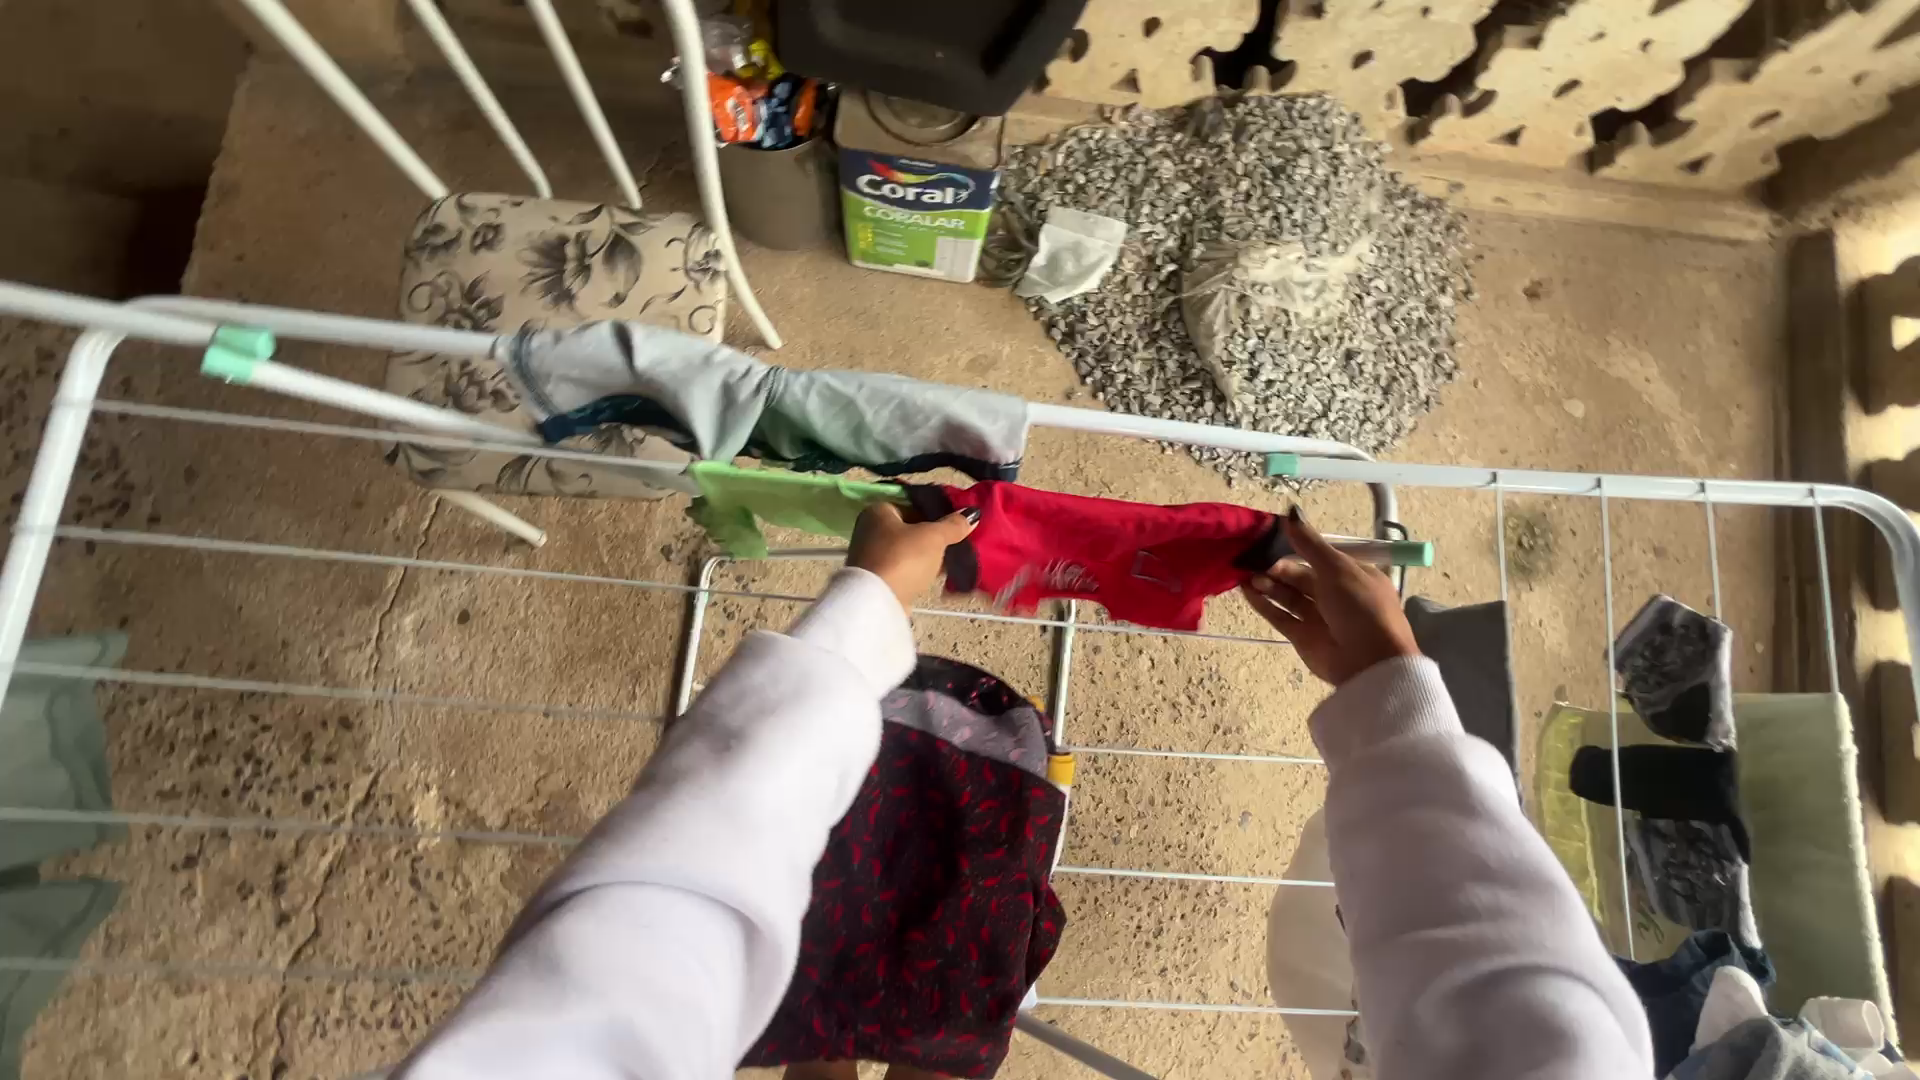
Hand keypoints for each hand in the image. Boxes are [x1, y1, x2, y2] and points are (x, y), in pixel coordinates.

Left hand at [847, 502, 977, 611]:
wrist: (878, 601)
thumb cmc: (903, 558)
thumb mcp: (934, 537)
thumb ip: (953, 525)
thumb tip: (972, 514)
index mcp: (877, 511)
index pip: (911, 504)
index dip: (934, 511)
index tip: (955, 521)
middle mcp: (869, 531)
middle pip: (909, 529)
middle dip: (932, 536)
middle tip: (956, 540)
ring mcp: (872, 557)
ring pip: (908, 551)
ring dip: (928, 556)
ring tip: (952, 559)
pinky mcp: (878, 580)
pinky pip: (905, 569)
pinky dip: (920, 571)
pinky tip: (938, 575)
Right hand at [1240, 508, 1419, 686]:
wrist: (1369, 663)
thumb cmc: (1360, 607)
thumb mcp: (1337, 568)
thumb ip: (1309, 543)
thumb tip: (1290, 512)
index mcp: (1354, 575)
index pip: (1320, 555)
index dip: (1297, 546)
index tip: (1271, 538)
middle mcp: (1336, 594)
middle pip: (1301, 575)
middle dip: (1279, 567)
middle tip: (1257, 560)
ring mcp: (1319, 617)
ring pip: (1288, 595)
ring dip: (1268, 584)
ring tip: (1249, 575)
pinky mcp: (1303, 636)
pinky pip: (1280, 615)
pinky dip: (1264, 604)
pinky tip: (1247, 591)